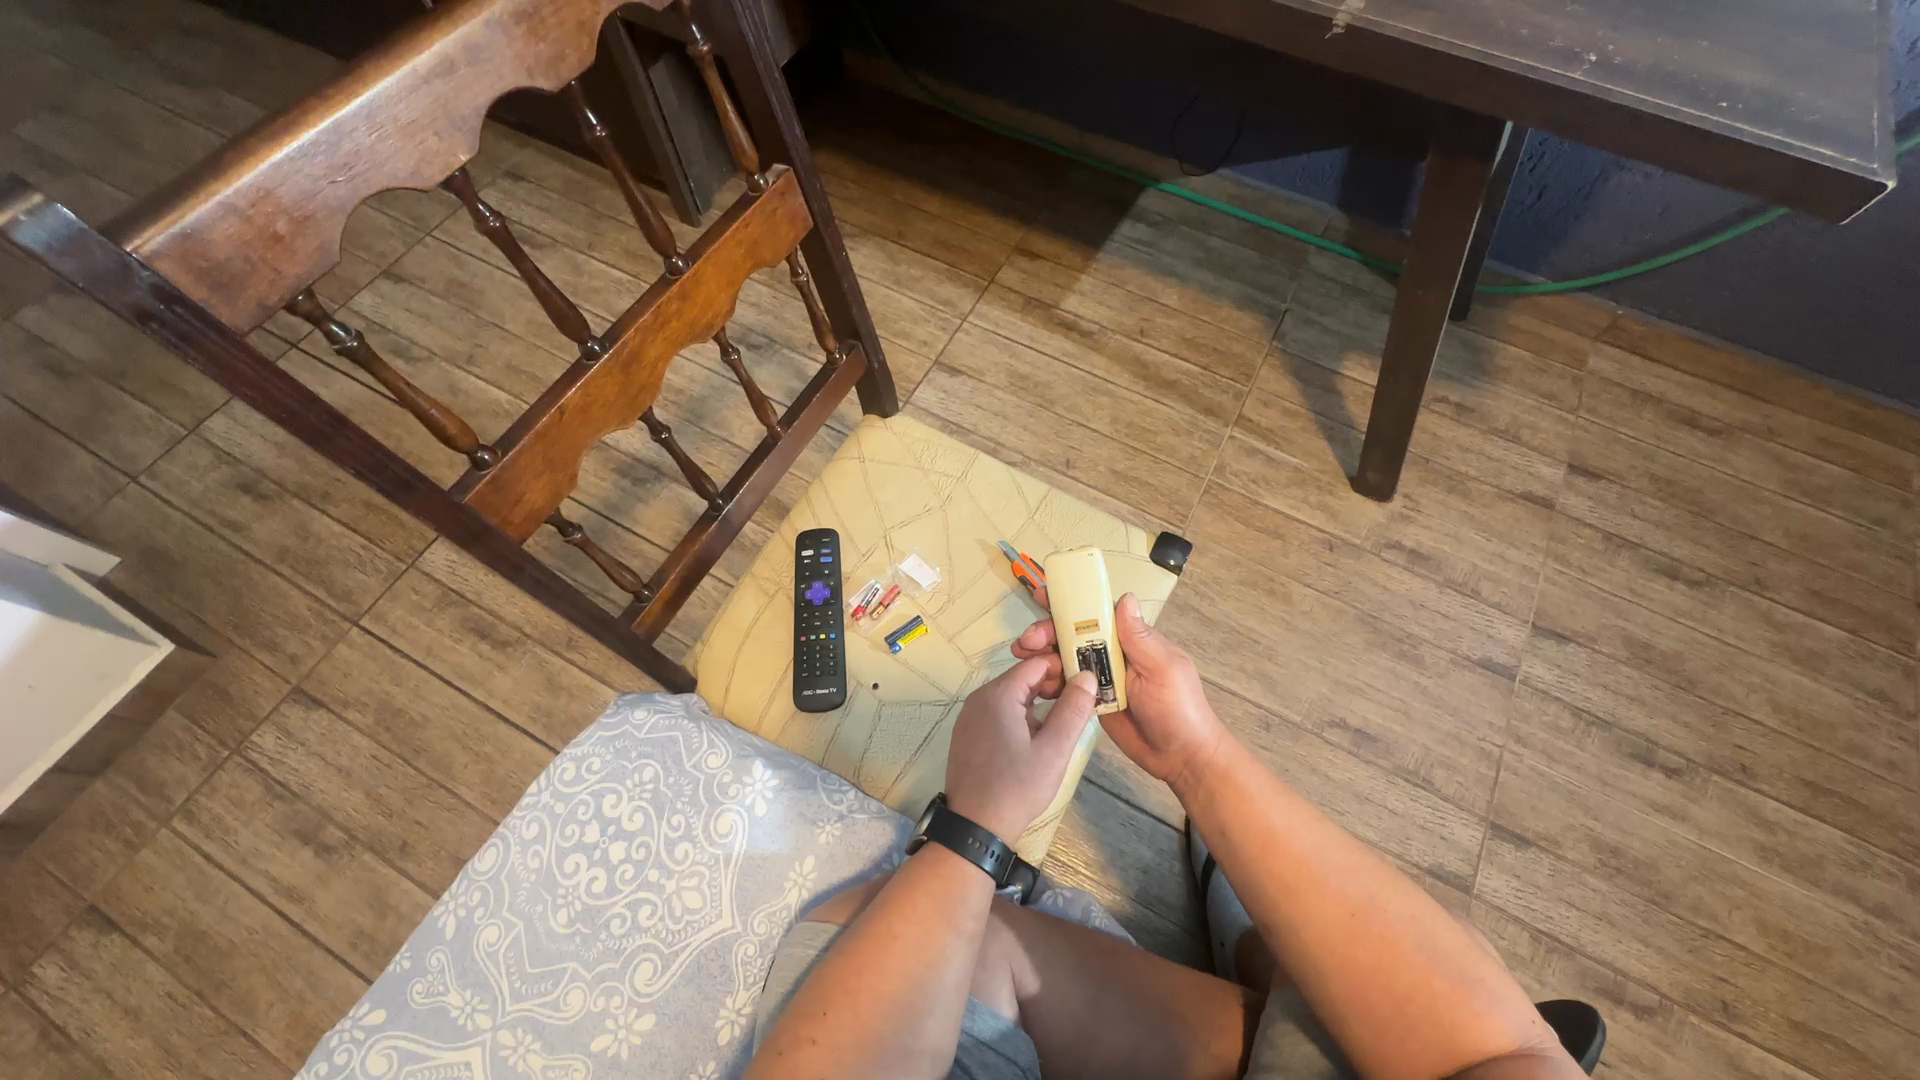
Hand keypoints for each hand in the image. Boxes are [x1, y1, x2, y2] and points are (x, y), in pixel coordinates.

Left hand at [945, 656, 1099, 840]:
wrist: (975, 827)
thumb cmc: (1018, 787)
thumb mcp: (1054, 749)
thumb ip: (1073, 709)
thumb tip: (1087, 675)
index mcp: (999, 694)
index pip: (1036, 664)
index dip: (1063, 668)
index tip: (1086, 682)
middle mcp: (979, 698)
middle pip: (1021, 678)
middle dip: (1051, 685)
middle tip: (1079, 704)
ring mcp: (969, 716)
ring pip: (1010, 696)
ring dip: (1036, 703)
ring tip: (1062, 723)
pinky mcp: (967, 734)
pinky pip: (997, 713)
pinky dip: (1019, 716)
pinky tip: (1035, 738)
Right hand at [1011, 591, 1226, 790]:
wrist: (1181, 757)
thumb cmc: (1179, 708)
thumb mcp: (1163, 669)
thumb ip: (1140, 637)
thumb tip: (1125, 597)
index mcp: (1130, 639)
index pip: (1095, 613)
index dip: (1068, 604)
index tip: (1042, 597)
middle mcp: (1112, 653)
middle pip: (1072, 635)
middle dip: (1046, 632)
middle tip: (1026, 642)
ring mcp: (1100, 678)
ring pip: (1064, 659)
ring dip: (1041, 657)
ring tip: (1021, 660)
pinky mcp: (1091, 700)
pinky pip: (1065, 687)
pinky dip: (1048, 682)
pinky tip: (1034, 685)